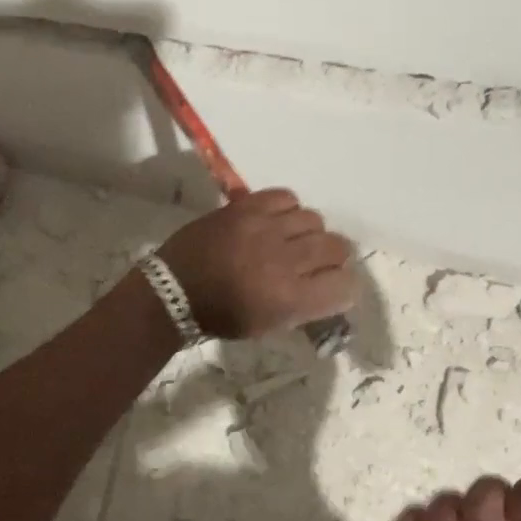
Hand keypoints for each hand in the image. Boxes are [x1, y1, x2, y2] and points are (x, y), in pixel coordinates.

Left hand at [153, 188, 353, 340]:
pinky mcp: (245, 207)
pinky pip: (286, 196)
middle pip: (336, 247)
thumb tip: (329, 286)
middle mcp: (285, 260)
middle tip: (313, 262)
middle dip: (332, 258)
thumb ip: (304, 305)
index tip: (330, 287)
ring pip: (314, 219)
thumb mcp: (269, 324)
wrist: (174, 289)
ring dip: (308, 232)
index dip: (342, 287)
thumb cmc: (221, 315)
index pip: (346, 285)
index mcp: (291, 299)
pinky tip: (275, 221)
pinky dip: (287, 209)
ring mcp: (264, 229)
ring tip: (290, 240)